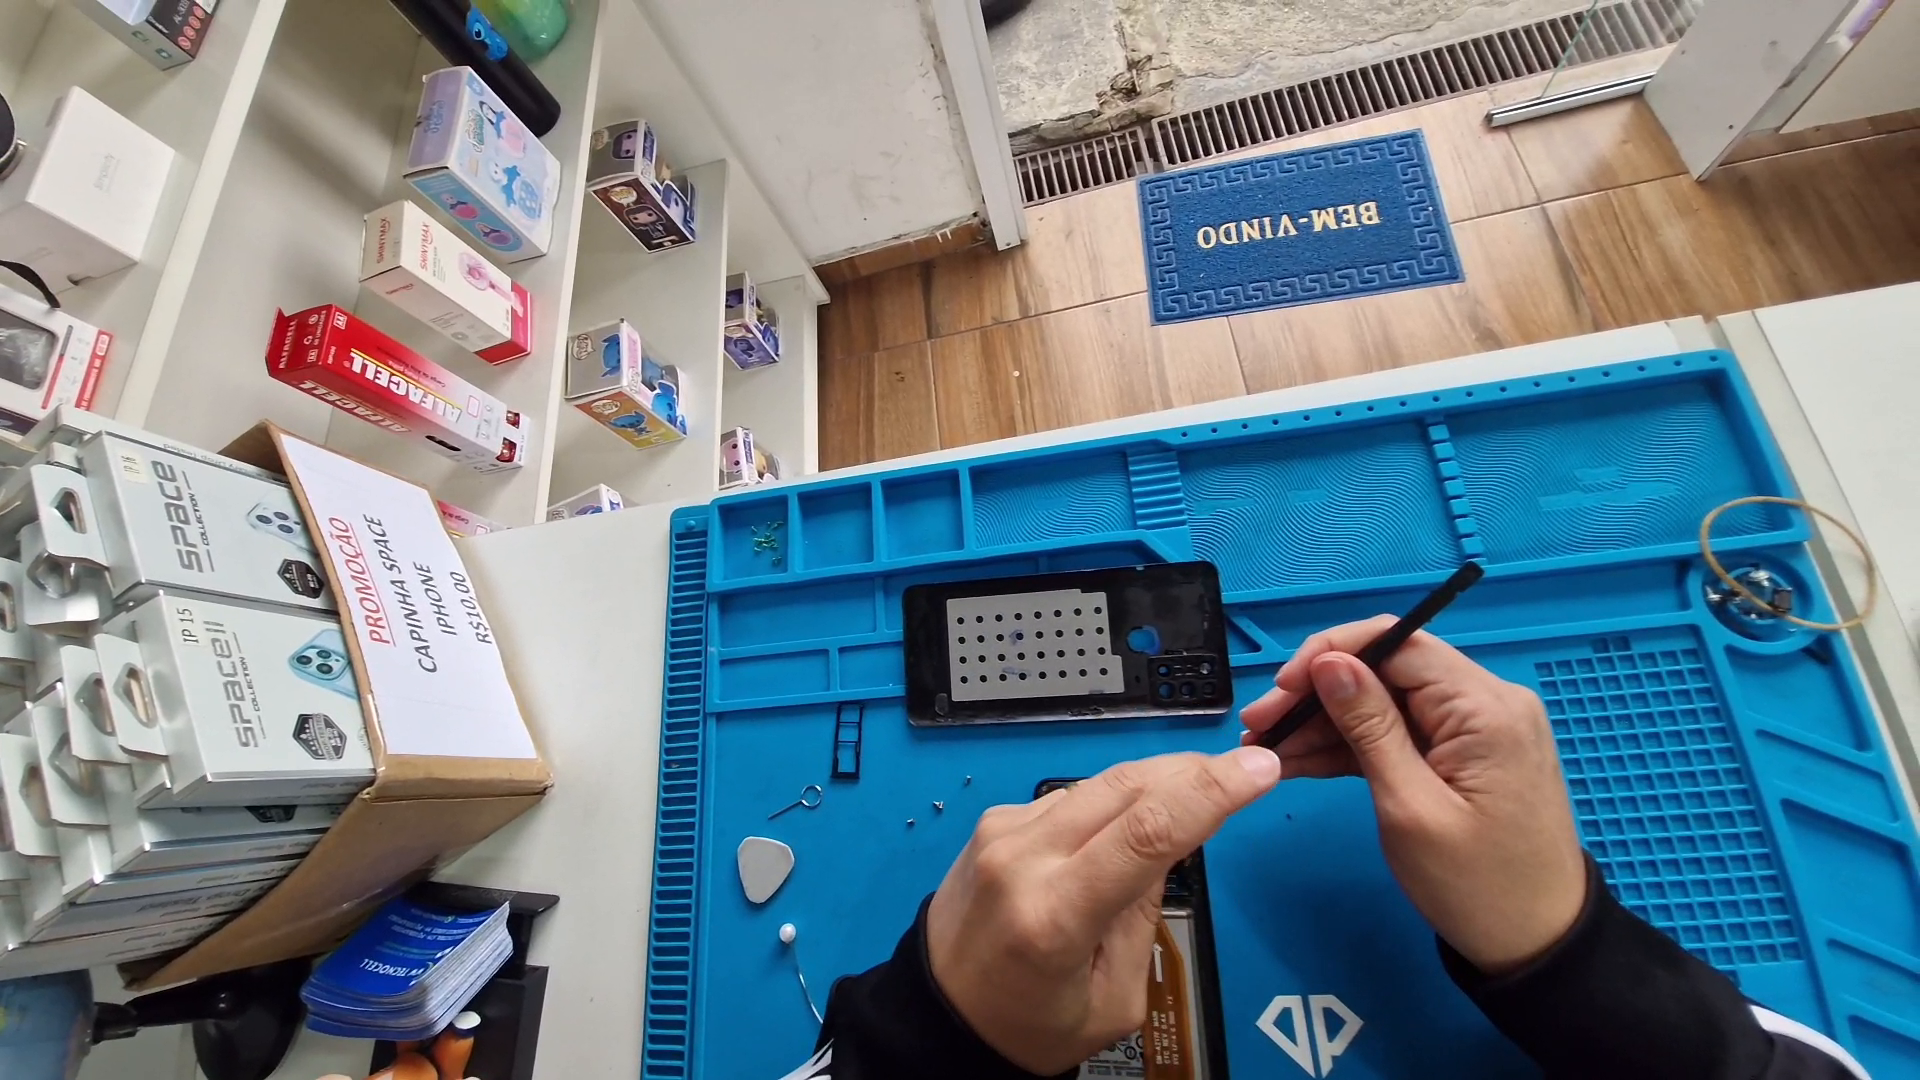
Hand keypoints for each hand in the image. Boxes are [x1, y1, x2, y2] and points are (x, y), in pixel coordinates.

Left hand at [926, 748, 1280, 1074]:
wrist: (938, 1006)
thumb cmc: (1028, 1022)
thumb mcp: (1110, 999)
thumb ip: (1143, 916)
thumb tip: (1169, 842)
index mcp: (1055, 914)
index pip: (1145, 833)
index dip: (1209, 793)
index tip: (1258, 767)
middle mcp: (1023, 856)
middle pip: (1123, 788)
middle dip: (1189, 770)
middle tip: (1237, 768)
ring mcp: (1003, 828)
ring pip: (1096, 786)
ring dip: (1150, 783)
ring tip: (1187, 796)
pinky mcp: (995, 817)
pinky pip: (1067, 799)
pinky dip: (1106, 803)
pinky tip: (1120, 825)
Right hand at [1240, 616, 1587, 974]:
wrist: (1536, 949)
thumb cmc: (1476, 885)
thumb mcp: (1409, 805)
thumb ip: (1368, 726)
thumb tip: (1329, 662)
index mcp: (1484, 707)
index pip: (1395, 642)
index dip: (1330, 653)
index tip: (1281, 688)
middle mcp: (1483, 701)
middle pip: (1382, 670)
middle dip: (1314, 693)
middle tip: (1260, 724)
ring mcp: (1469, 726)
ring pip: (1377, 700)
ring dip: (1320, 722)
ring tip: (1266, 747)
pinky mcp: (1455, 749)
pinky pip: (1390, 730)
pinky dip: (1344, 744)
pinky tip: (1296, 760)